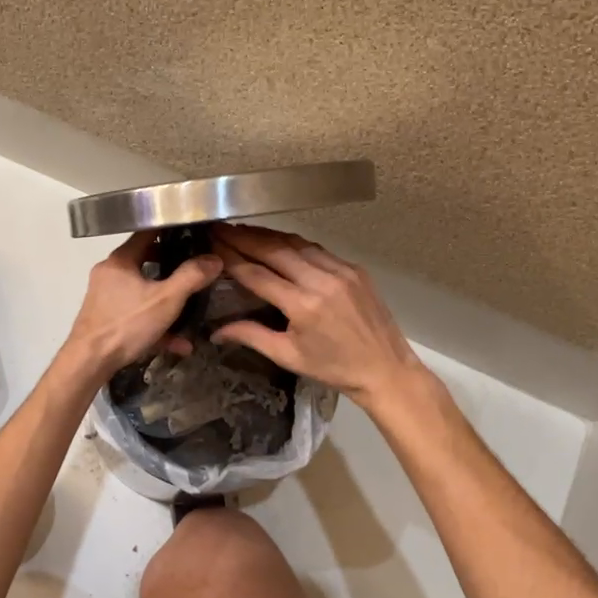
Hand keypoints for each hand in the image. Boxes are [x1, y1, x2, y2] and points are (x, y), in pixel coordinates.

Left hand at [62, 231, 222, 375]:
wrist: (89, 362)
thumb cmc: (126, 324)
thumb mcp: (166, 300)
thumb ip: (191, 277)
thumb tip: (215, 258)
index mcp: (119, 261)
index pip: (146, 233)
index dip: (170, 229)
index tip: (193, 230)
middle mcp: (109, 274)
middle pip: (145, 262)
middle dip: (171, 267)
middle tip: (195, 268)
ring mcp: (105, 298)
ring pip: (143, 293)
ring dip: (168, 304)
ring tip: (192, 311)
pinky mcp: (106, 319)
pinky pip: (137, 315)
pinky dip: (156, 326)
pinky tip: (178, 344)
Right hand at [209, 224, 422, 402]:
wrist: (385, 369)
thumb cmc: (333, 368)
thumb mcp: (287, 356)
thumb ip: (251, 336)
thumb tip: (215, 331)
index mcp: (303, 306)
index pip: (257, 274)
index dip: (231, 257)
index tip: (212, 244)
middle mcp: (321, 281)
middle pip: (274, 250)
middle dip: (244, 238)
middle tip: (221, 228)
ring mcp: (341, 271)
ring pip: (296, 244)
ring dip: (267, 235)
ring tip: (243, 230)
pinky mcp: (354, 269)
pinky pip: (317, 249)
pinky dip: (293, 244)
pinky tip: (277, 242)